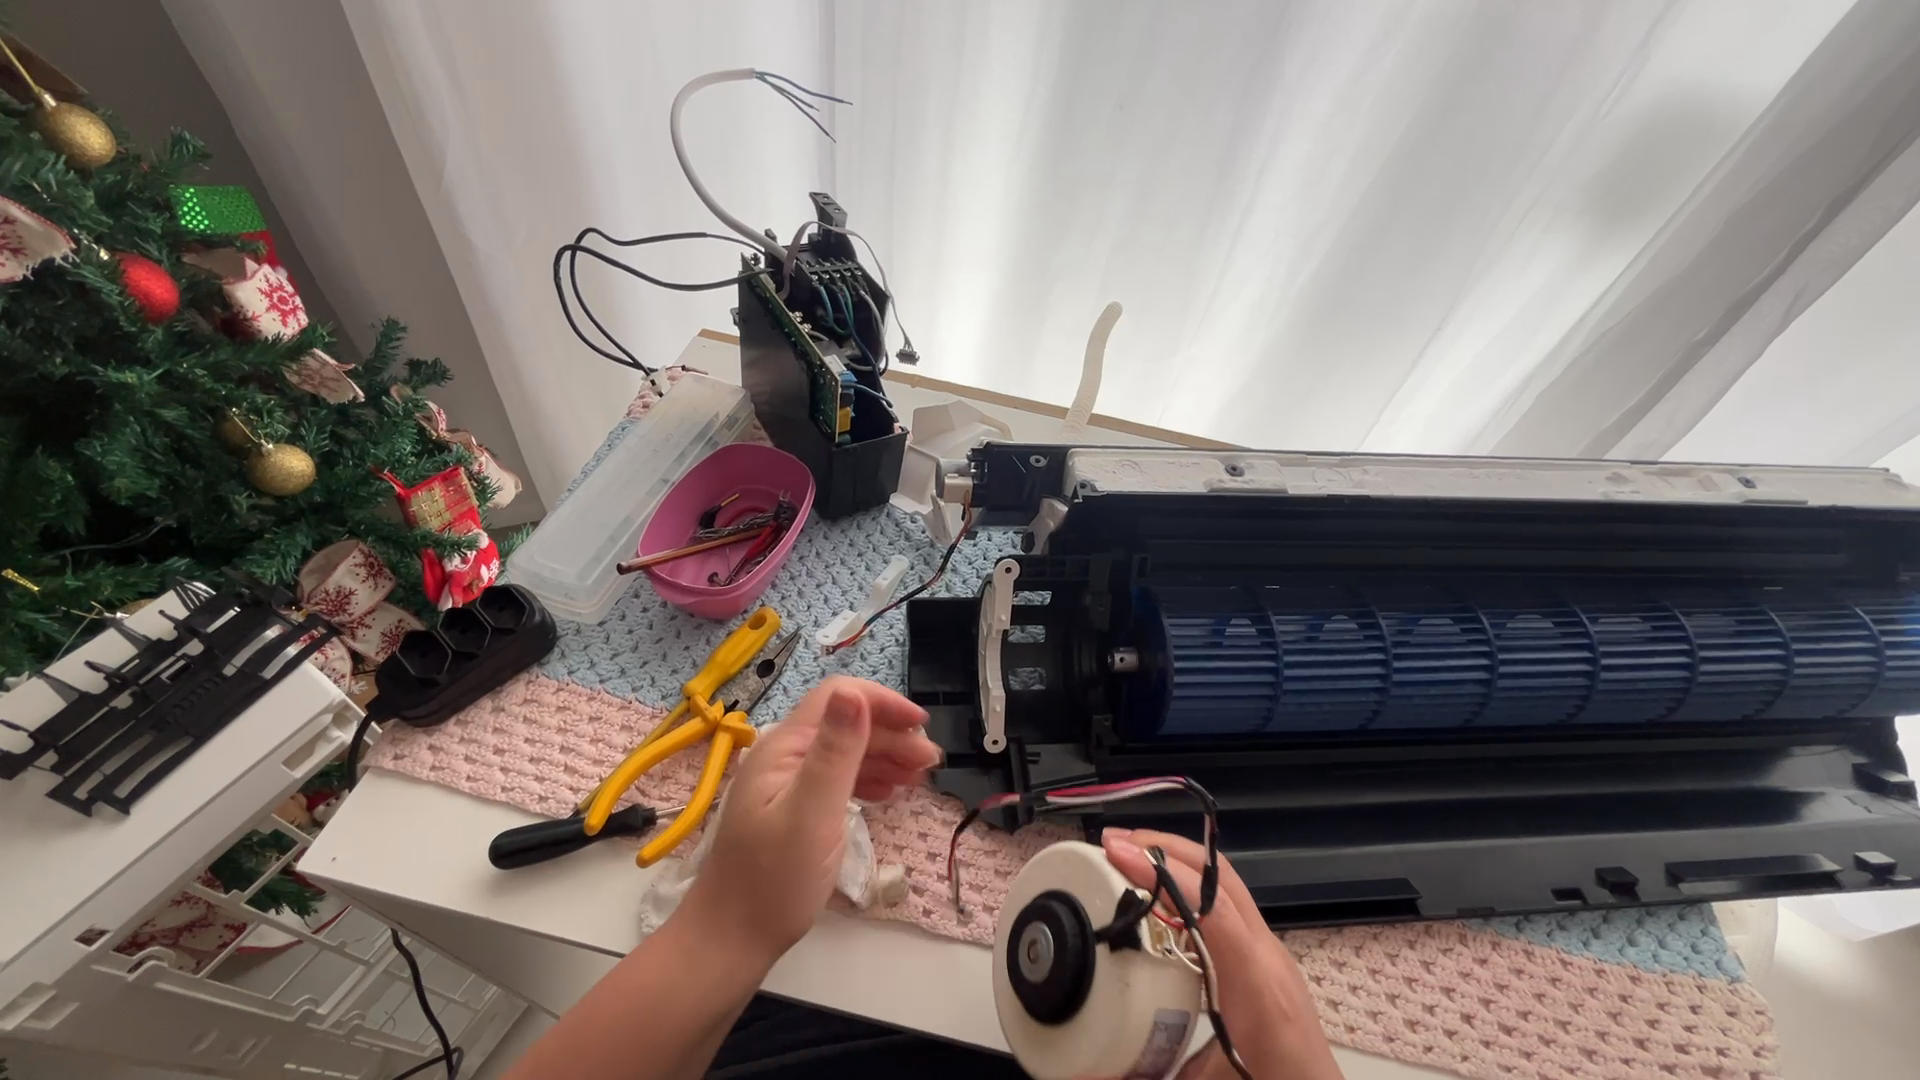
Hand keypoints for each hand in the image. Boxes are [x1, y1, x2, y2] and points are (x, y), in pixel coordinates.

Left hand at [683, 676, 939, 963]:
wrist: (729, 942)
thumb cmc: (774, 880)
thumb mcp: (813, 813)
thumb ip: (836, 752)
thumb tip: (854, 692)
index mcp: (784, 748)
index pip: (837, 697)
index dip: (882, 702)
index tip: (921, 724)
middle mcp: (784, 757)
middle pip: (844, 725)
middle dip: (891, 735)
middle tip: (931, 762)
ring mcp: (786, 784)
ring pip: (844, 753)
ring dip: (885, 758)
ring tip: (919, 777)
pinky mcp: (792, 810)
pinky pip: (836, 780)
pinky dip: (867, 780)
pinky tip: (889, 793)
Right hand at [1103, 829, 1344, 1079]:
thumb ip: (1138, 1073)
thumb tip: (1073, 1075)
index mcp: (1258, 991)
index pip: (1214, 907)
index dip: (1163, 872)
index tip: (1116, 854)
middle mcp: (1268, 960)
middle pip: (1221, 876)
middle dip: (1164, 847)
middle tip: (1111, 844)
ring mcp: (1270, 955)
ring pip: (1225, 882)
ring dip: (1176, 859)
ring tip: (1127, 856)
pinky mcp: (1264, 960)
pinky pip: (1226, 903)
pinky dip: (1188, 883)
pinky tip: (1157, 893)